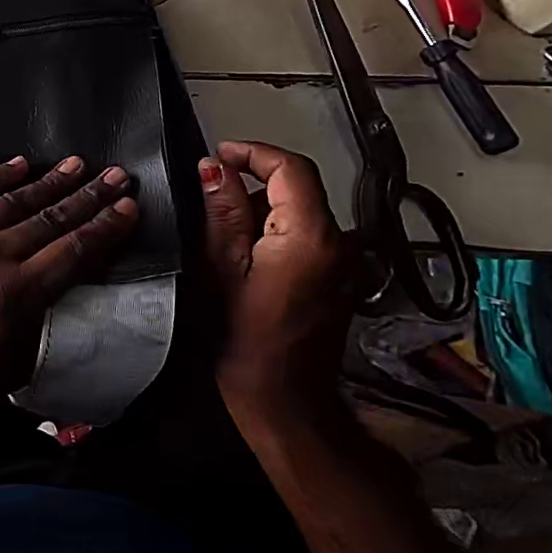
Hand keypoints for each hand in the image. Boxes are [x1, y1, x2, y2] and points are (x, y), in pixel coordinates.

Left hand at [0, 155, 137, 412]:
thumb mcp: (13, 366)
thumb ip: (42, 325)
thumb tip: (59, 296)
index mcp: (15, 294)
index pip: (75, 250)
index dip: (106, 227)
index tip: (126, 208)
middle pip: (53, 218)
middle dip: (89, 196)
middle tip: (115, 177)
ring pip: (16, 201)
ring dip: (51, 182)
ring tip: (78, 165)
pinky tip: (18, 165)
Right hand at [198, 141, 349, 414]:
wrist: (283, 400)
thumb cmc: (245, 341)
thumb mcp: (223, 269)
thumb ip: (223, 211)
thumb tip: (215, 168)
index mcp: (310, 236)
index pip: (290, 168)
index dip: (253, 153)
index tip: (220, 154)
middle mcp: (338, 242)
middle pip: (297, 189)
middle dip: (252, 185)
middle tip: (209, 199)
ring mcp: (342, 262)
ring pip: (299, 213)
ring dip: (261, 212)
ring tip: (222, 241)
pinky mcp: (337, 278)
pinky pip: (306, 237)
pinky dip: (275, 234)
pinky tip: (245, 260)